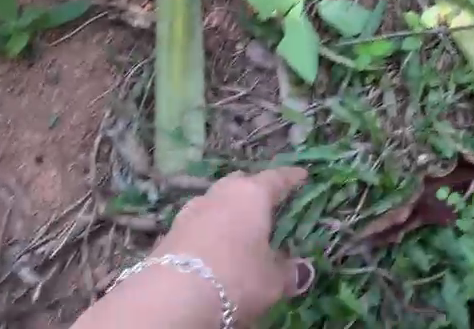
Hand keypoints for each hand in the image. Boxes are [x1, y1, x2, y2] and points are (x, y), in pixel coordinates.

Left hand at [151, 166, 312, 324]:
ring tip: (236, 227)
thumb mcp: (271, 281)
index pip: (277, 178)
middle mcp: (223, 193)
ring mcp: (192, 210)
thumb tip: (303, 271)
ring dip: (226, 210)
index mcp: (253, 194)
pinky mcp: (170, 232)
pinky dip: (207, 230)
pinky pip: (196, 223)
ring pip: (215, 200)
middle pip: (242, 182)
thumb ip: (288, 272)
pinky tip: (210, 247)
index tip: (301, 176)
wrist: (171, 297)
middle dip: (254, 190)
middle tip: (266, 204)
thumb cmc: (234, 277)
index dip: (291, 178)